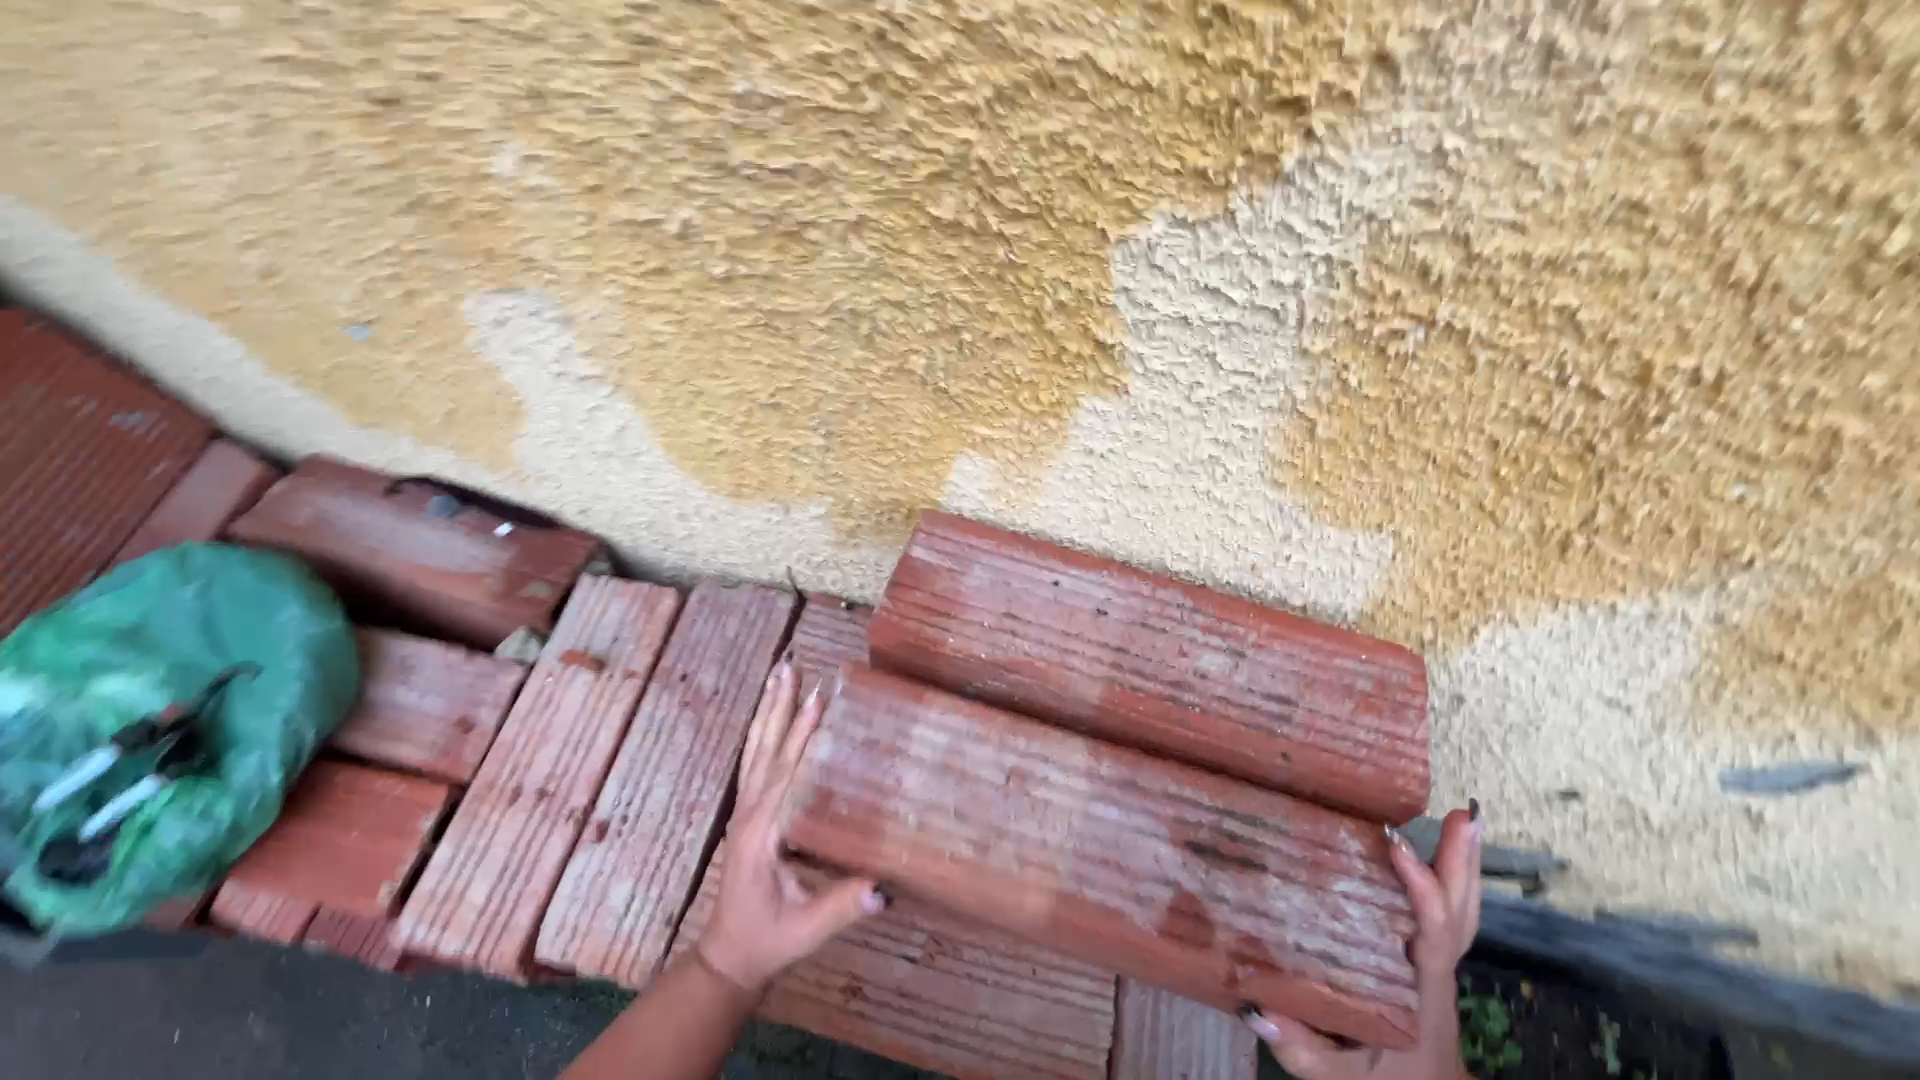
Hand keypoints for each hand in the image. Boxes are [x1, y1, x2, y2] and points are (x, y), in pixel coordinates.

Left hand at [696, 659, 886, 992]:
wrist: (730, 955)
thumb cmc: (769, 940)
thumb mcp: (807, 929)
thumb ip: (842, 908)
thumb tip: (885, 889)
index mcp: (763, 834)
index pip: (786, 774)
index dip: (802, 736)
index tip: (818, 699)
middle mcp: (749, 814)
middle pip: (765, 749)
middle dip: (780, 705)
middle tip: (791, 665)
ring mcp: (745, 811)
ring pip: (756, 750)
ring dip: (768, 710)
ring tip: (780, 673)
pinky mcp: (748, 814)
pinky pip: (754, 762)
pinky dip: (762, 731)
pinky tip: (770, 712)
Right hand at [1245, 805, 1483, 1079]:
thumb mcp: (1336, 1078)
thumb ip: (1301, 1048)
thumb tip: (1256, 1009)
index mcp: (1419, 997)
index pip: (1430, 938)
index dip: (1422, 891)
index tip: (1397, 847)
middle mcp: (1434, 976)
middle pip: (1458, 916)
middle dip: (1462, 865)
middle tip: (1463, 815)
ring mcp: (1435, 968)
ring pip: (1459, 914)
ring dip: (1464, 867)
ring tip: (1464, 820)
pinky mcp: (1425, 963)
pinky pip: (1443, 916)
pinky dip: (1448, 881)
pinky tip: (1436, 853)